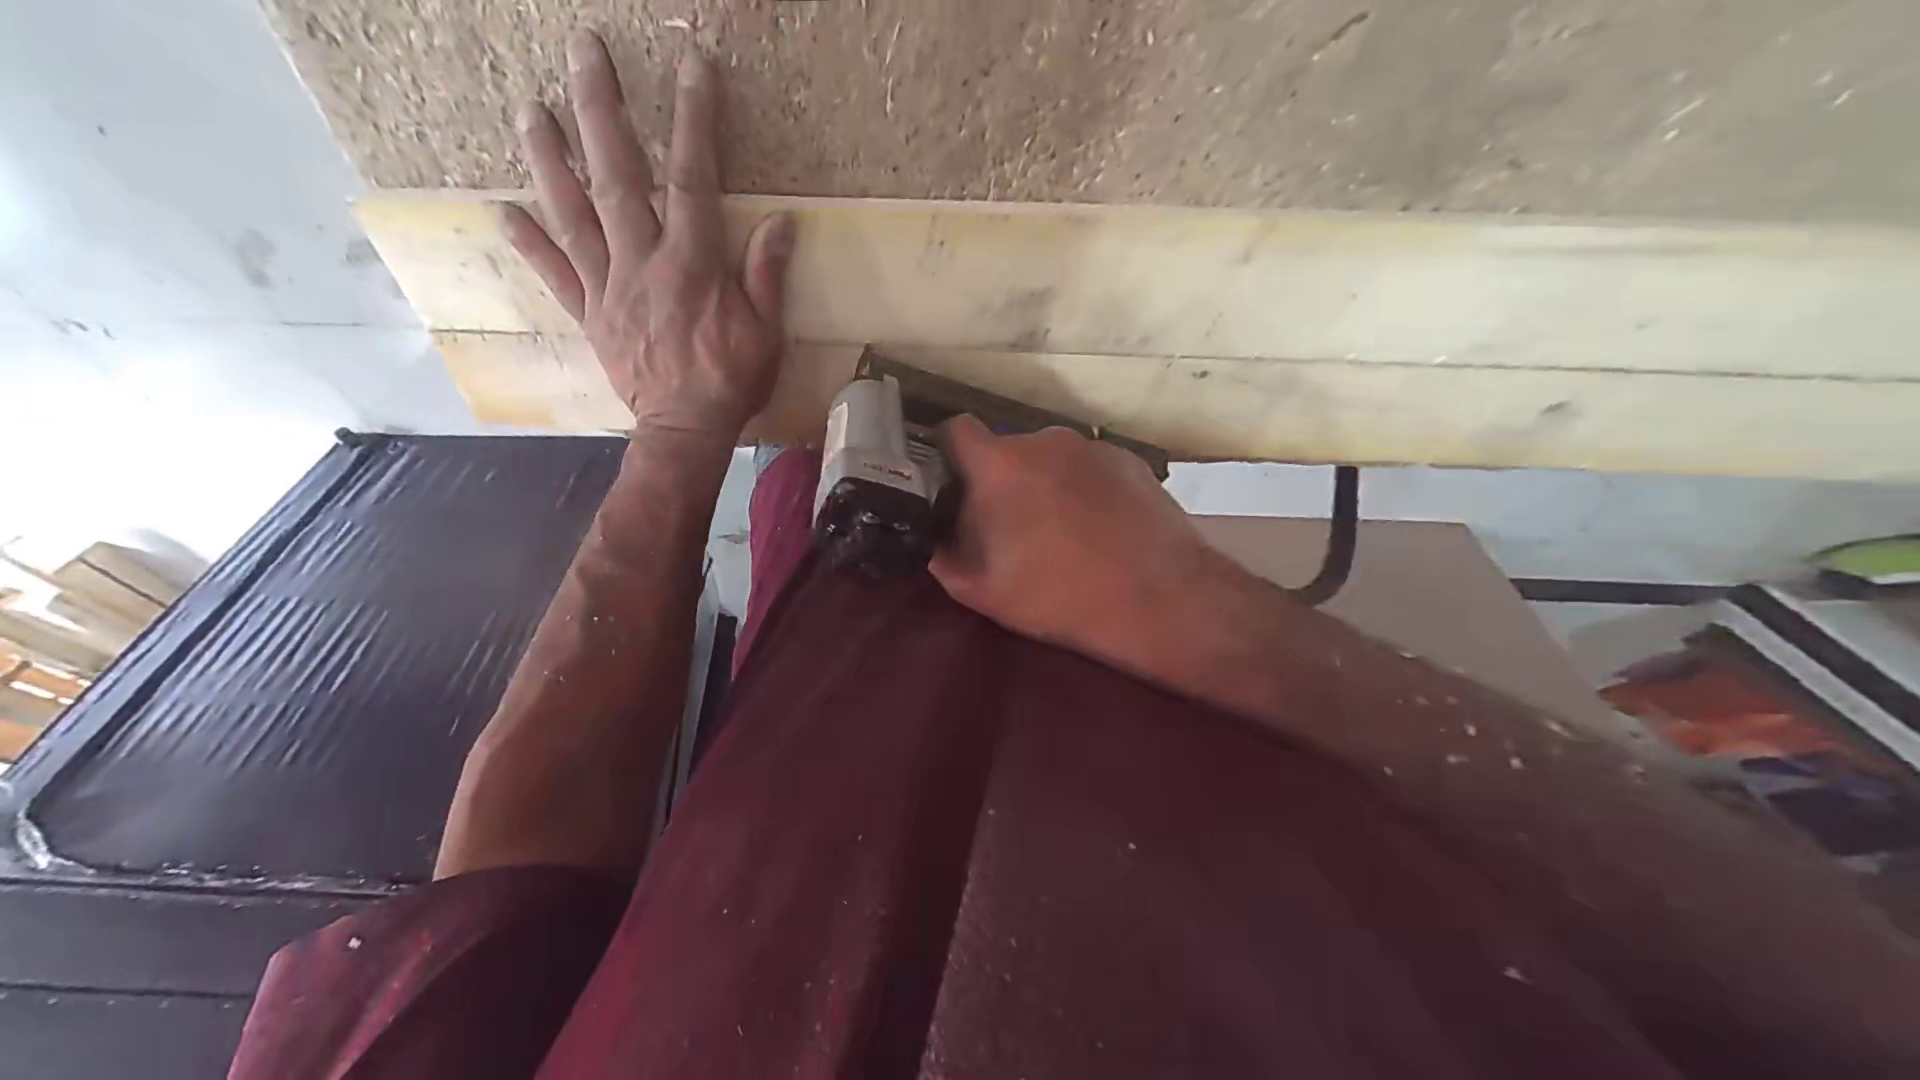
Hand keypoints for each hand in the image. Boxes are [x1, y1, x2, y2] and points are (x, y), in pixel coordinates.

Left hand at [501, 31, 793, 441]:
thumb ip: (766, 275)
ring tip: (529, 109)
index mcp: (692, 265)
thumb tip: (780, 223)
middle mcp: (643, 263)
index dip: (693, 121)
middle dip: (601, 111)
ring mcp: (609, 287)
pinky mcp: (590, 314)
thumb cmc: (733, 381)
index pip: (693, 179)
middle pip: (617, 178)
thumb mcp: (767, 331)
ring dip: (548, 159)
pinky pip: (556, 274)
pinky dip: (529, 243)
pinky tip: (504, 210)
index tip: (690, 67)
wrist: (687, 429)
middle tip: (583, 53)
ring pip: (572, 214)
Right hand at [931, 416, 1234, 656]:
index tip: (954, 485)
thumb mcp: (983, 591)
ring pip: (1050, 461)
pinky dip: (1085, 489)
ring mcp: (1091, 447)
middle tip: (1013, 527)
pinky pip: (1089, 468)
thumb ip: (946, 559)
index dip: (948, 453)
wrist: (1159, 598)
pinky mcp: (1129, 460)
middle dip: (1002, 482)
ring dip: (1046, 485)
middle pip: (1007, 452)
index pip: (955, 430)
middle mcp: (1044, 441)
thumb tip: (939, 543)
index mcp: (999, 465)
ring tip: (1065, 533)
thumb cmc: (1060, 594)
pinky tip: (1102, 528)